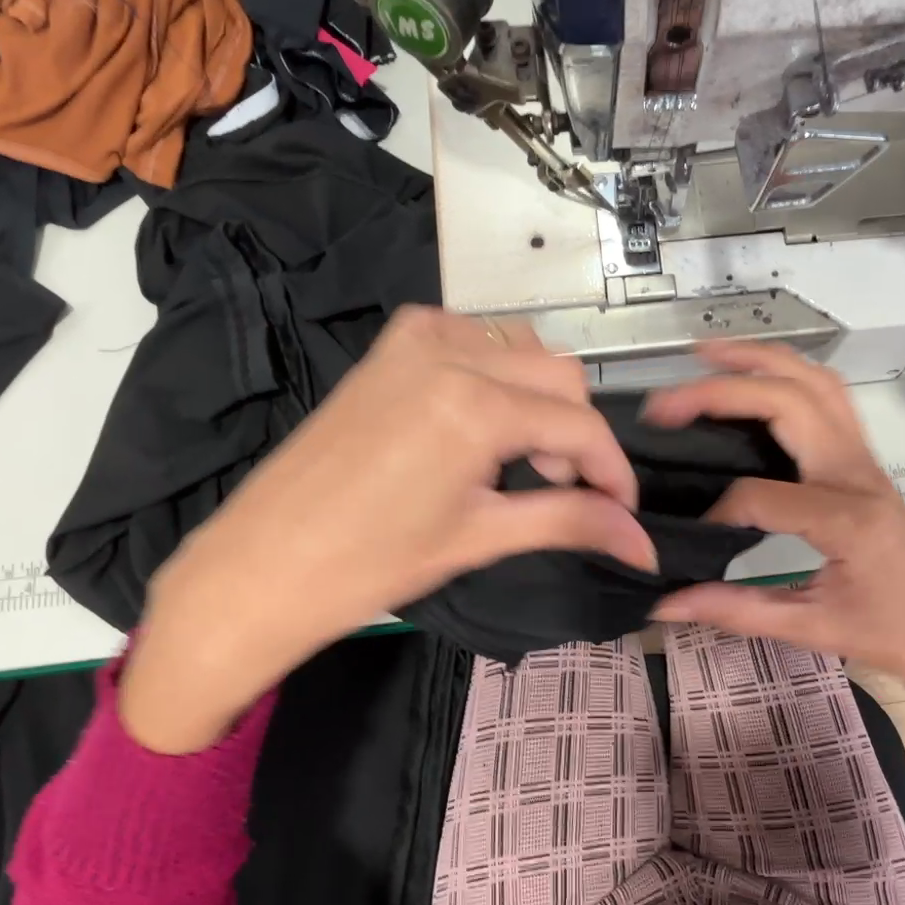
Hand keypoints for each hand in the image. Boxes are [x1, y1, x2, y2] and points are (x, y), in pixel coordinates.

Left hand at [122, 307, 655, 752]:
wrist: (260, 566)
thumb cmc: (369, 563)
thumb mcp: (480, 537)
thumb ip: (571, 523)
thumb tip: (645, 545)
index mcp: (475, 403)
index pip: (581, 424)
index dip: (613, 471)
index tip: (621, 512)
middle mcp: (451, 352)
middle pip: (559, 375)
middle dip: (578, 434)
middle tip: (565, 490)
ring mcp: (415, 340)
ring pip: (520, 349)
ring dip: (540, 399)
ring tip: (521, 461)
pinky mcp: (390, 347)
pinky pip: (472, 338)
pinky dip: (497, 373)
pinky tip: (482, 420)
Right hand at [643, 342, 904, 709]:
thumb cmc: (893, 635)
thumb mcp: (813, 629)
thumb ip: (736, 610)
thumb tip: (666, 602)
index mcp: (846, 519)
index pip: (760, 493)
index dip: (716, 509)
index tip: (688, 530)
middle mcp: (857, 473)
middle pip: (788, 403)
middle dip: (722, 391)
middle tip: (666, 402)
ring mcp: (866, 459)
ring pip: (816, 383)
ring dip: (761, 361)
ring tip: (707, 356)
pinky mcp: (867, 459)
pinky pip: (830, 397)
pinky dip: (790, 374)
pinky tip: (757, 378)